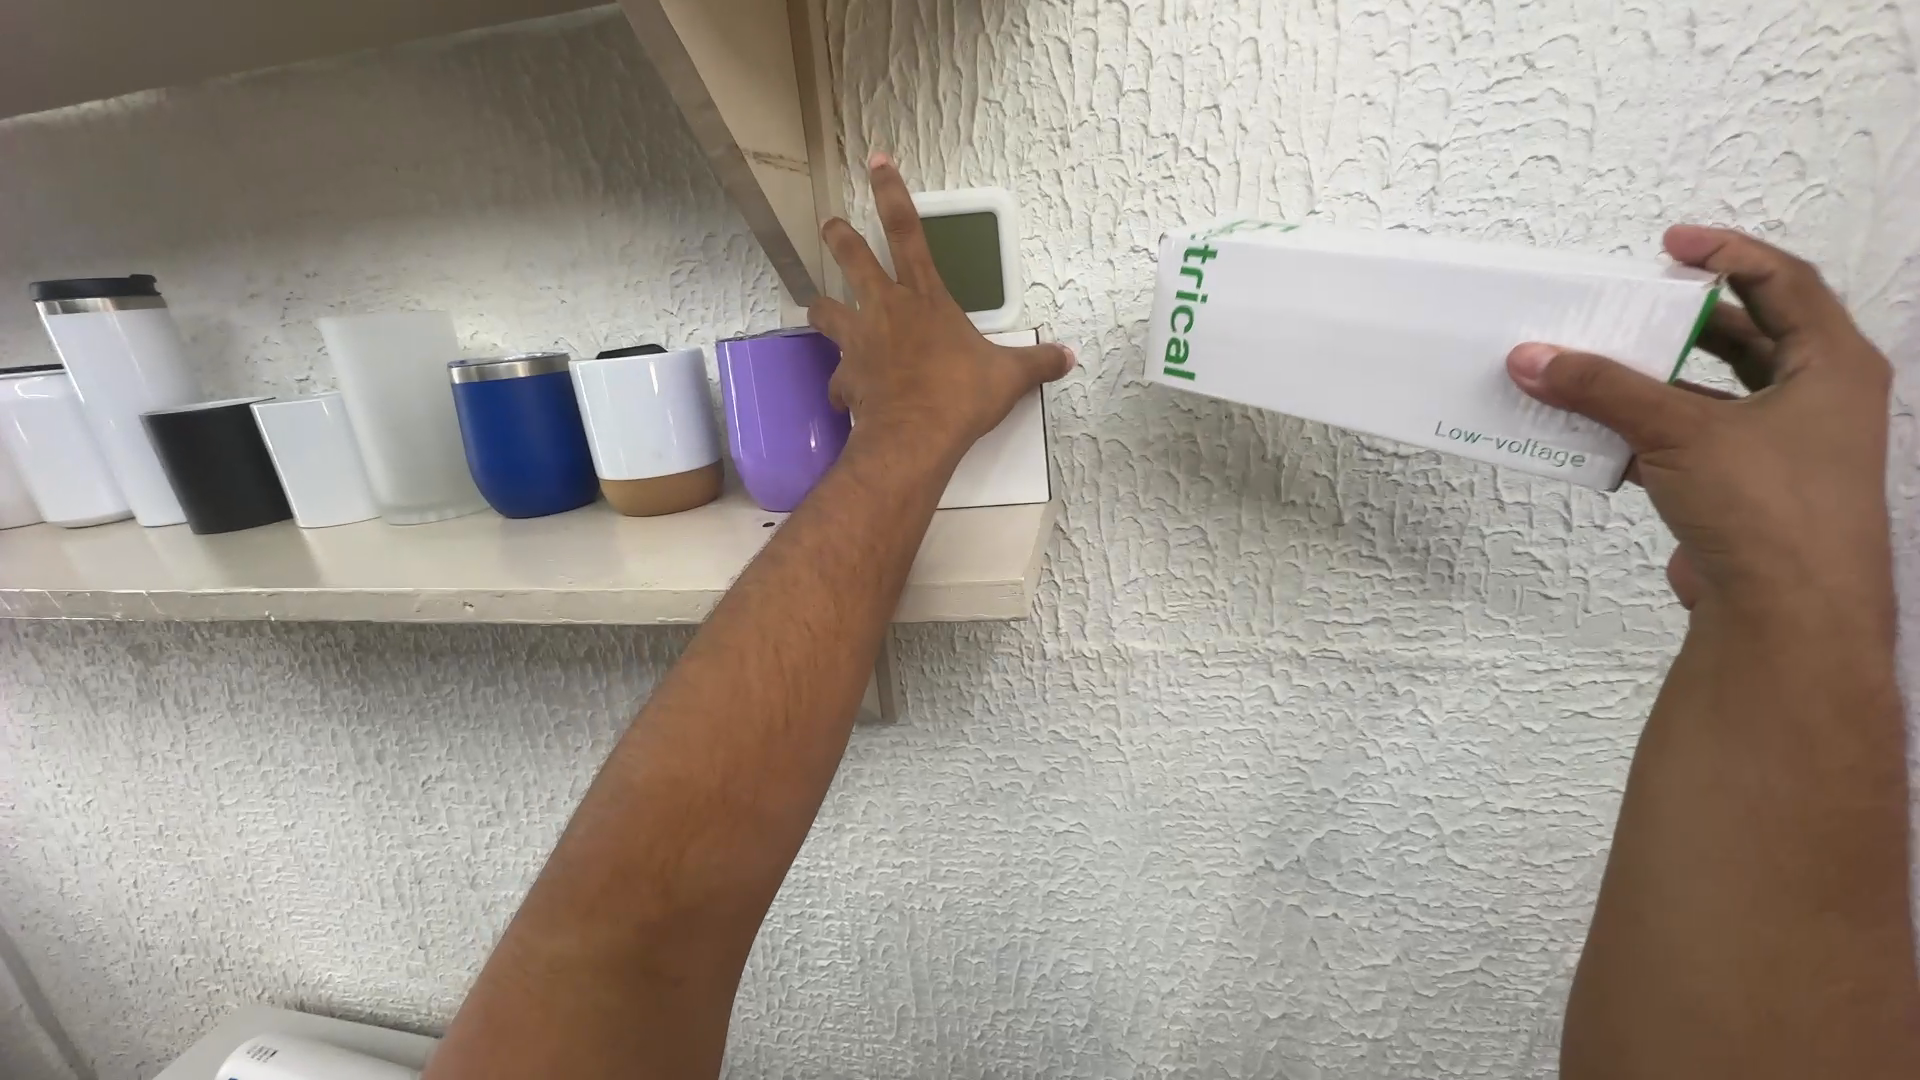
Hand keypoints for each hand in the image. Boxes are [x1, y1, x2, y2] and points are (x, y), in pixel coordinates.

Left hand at [808, 153, 1073, 462]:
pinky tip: (846, 398)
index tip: (876, 161)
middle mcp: (885, 310)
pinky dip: (841, 387)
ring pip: (826, 312)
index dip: (892, 193)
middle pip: (852, 259)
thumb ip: (1037, 363)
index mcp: (925, 298)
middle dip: (839, 237)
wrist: (917, 436)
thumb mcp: (1009, 377)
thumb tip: (1069, 357)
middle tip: (831, 226)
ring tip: (819, 308)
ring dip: (822, 308)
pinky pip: (837, 380)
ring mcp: (860, 343)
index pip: (908, 232)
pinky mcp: (848, 378)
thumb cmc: (962, 395)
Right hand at [1507, 226, 1892, 617]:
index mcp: (1830, 366)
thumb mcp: (1679, 430)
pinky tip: (1595, 436)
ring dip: (1649, 382)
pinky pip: (1683, 438)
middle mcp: (1812, 398)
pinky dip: (1639, 431)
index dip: (1729, 254)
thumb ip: (1601, 390)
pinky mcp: (1739, 483)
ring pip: (1707, 392)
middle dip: (1682, 323)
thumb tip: (1529, 358)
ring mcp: (1777, 444)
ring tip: (1594, 371)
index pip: (1783, 284)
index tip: (1670, 245)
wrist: (1785, 604)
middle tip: (1626, 308)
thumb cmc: (1766, 504)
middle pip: (1744, 337)